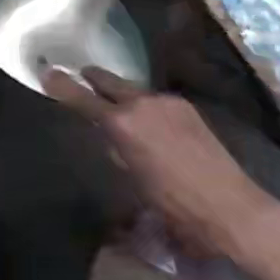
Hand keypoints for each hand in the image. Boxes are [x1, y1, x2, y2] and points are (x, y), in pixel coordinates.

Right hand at [44, 66, 279, 265]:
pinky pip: (155, 101)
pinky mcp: (187, 108)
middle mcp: (142, 103)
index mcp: (123, 124)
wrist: (232, 208)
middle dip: (93, 80)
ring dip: (121, 96)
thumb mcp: (135, 182)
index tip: (47, 71)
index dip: (62, 86)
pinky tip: (151, 126)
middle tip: (81, 78)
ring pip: (134, 91)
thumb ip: (118, 152)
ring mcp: (167, 102)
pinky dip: (145, 107)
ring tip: (117, 109)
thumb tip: (112, 140)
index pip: (83, 99)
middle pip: (109, 82)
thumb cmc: (175, 206)